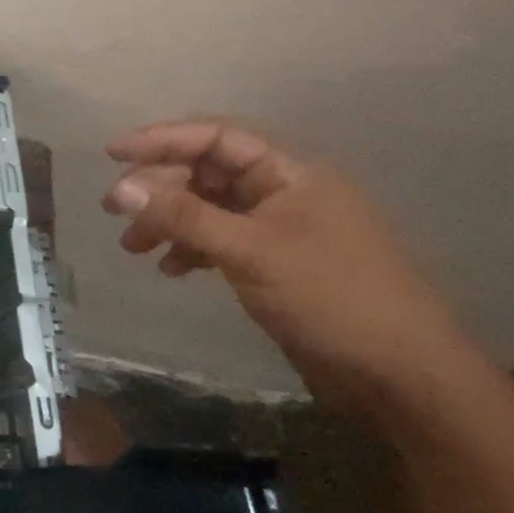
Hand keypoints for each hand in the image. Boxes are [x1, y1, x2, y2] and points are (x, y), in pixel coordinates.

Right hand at [102, 119, 470, 410]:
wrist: (401, 374)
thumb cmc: (331, 298)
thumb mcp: (250, 251)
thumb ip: (183, 216)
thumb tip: (120, 188)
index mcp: (292, 174)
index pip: (217, 138)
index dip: (162, 140)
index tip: (112, 155)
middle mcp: (286, 193)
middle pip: (207, 172)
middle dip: (158, 188)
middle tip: (113, 210)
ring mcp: (282, 229)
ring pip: (209, 208)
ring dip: (168, 222)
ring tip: (133, 248)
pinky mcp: (276, 263)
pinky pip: (220, 240)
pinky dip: (191, 249)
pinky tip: (172, 270)